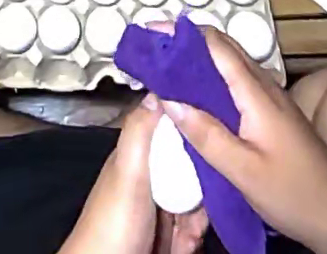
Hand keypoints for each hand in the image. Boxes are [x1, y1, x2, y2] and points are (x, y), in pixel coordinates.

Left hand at [59, 96, 208, 253]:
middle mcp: (148, 179)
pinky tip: (186, 244)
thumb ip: (140, 131)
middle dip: (202, 183)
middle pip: (189, 168)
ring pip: (195, 201)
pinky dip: (194, 237)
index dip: (191, 130)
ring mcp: (158, 210)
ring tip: (189, 229)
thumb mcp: (127, 171)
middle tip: (203, 200)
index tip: (212, 133)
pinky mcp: (166, 238)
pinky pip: (191, 230)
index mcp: (137, 156)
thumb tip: (159, 89)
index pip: (170, 130)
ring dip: (199, 216)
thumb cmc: (113, 224)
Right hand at [157, 29, 326, 250]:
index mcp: (254, 90)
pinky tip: (194, 96)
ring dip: (196, 57)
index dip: (182, 33)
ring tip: (164, 67)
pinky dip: (209, 76)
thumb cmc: (295, 192)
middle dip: (185, 40)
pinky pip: (234, 80)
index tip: (152, 31)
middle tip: (152, 48)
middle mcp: (261, 83)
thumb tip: (168, 98)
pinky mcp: (270, 111)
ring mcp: (268, 96)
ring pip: (227, 62)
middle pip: (220, 46)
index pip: (215, 44)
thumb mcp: (244, 170)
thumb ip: (206, 134)